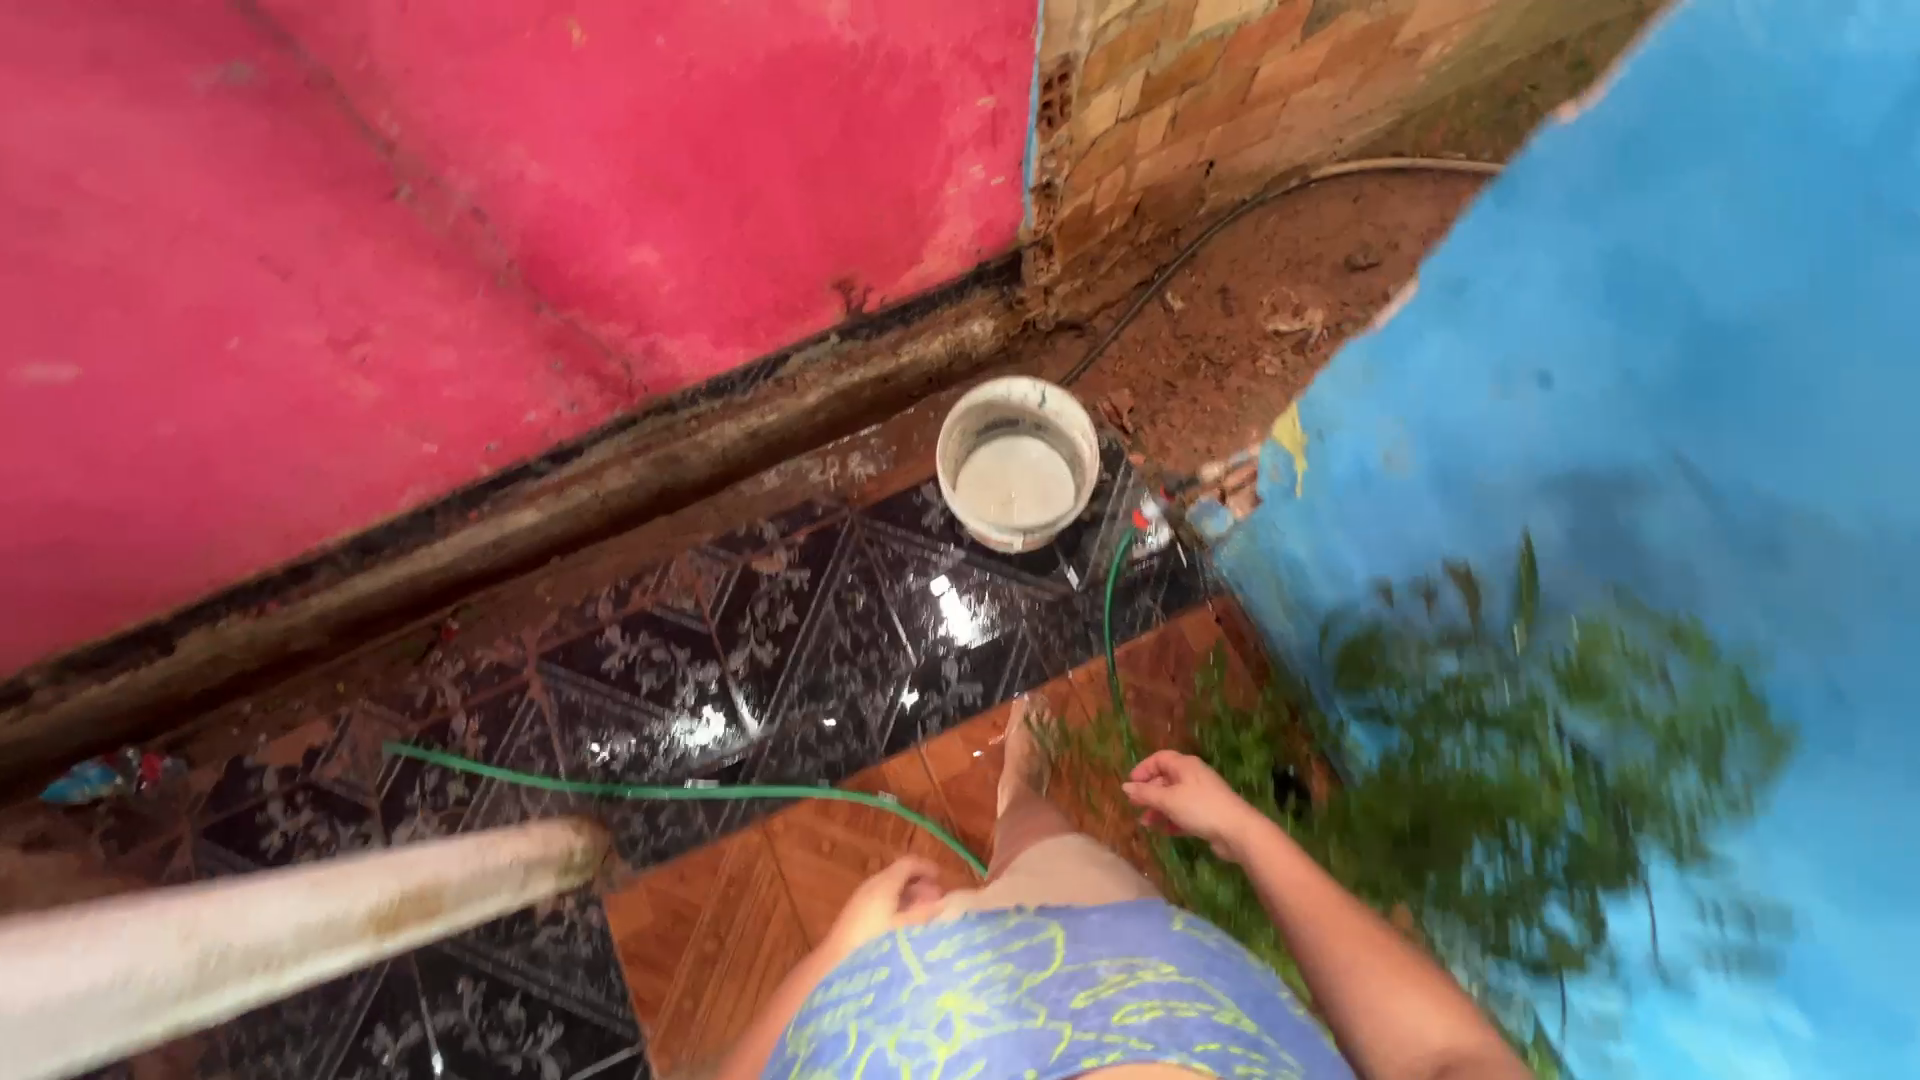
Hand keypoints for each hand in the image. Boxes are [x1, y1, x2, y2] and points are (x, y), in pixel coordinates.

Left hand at [822, 856, 945, 960]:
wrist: (835, 966)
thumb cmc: (875, 943)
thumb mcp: (905, 929)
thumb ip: (926, 913)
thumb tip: (946, 902)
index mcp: (884, 883)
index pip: (909, 863)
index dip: (927, 868)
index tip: (942, 878)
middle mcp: (872, 886)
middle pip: (900, 875)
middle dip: (920, 885)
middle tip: (937, 900)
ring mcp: (862, 901)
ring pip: (891, 890)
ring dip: (909, 898)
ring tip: (924, 915)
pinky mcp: (856, 916)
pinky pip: (882, 902)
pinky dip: (897, 907)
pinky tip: (904, 928)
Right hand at [1122, 751, 1268, 861]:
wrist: (1237, 831)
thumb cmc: (1200, 808)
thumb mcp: (1168, 800)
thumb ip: (1145, 794)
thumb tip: (1125, 787)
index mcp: (1184, 765)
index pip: (1159, 759)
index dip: (1143, 770)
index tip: (1130, 785)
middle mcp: (1193, 776)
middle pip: (1165, 779)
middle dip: (1149, 793)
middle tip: (1136, 806)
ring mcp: (1201, 795)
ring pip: (1174, 798)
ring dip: (1159, 809)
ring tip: (1147, 823)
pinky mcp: (1208, 813)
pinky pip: (1184, 812)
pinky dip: (1173, 820)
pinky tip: (1165, 831)